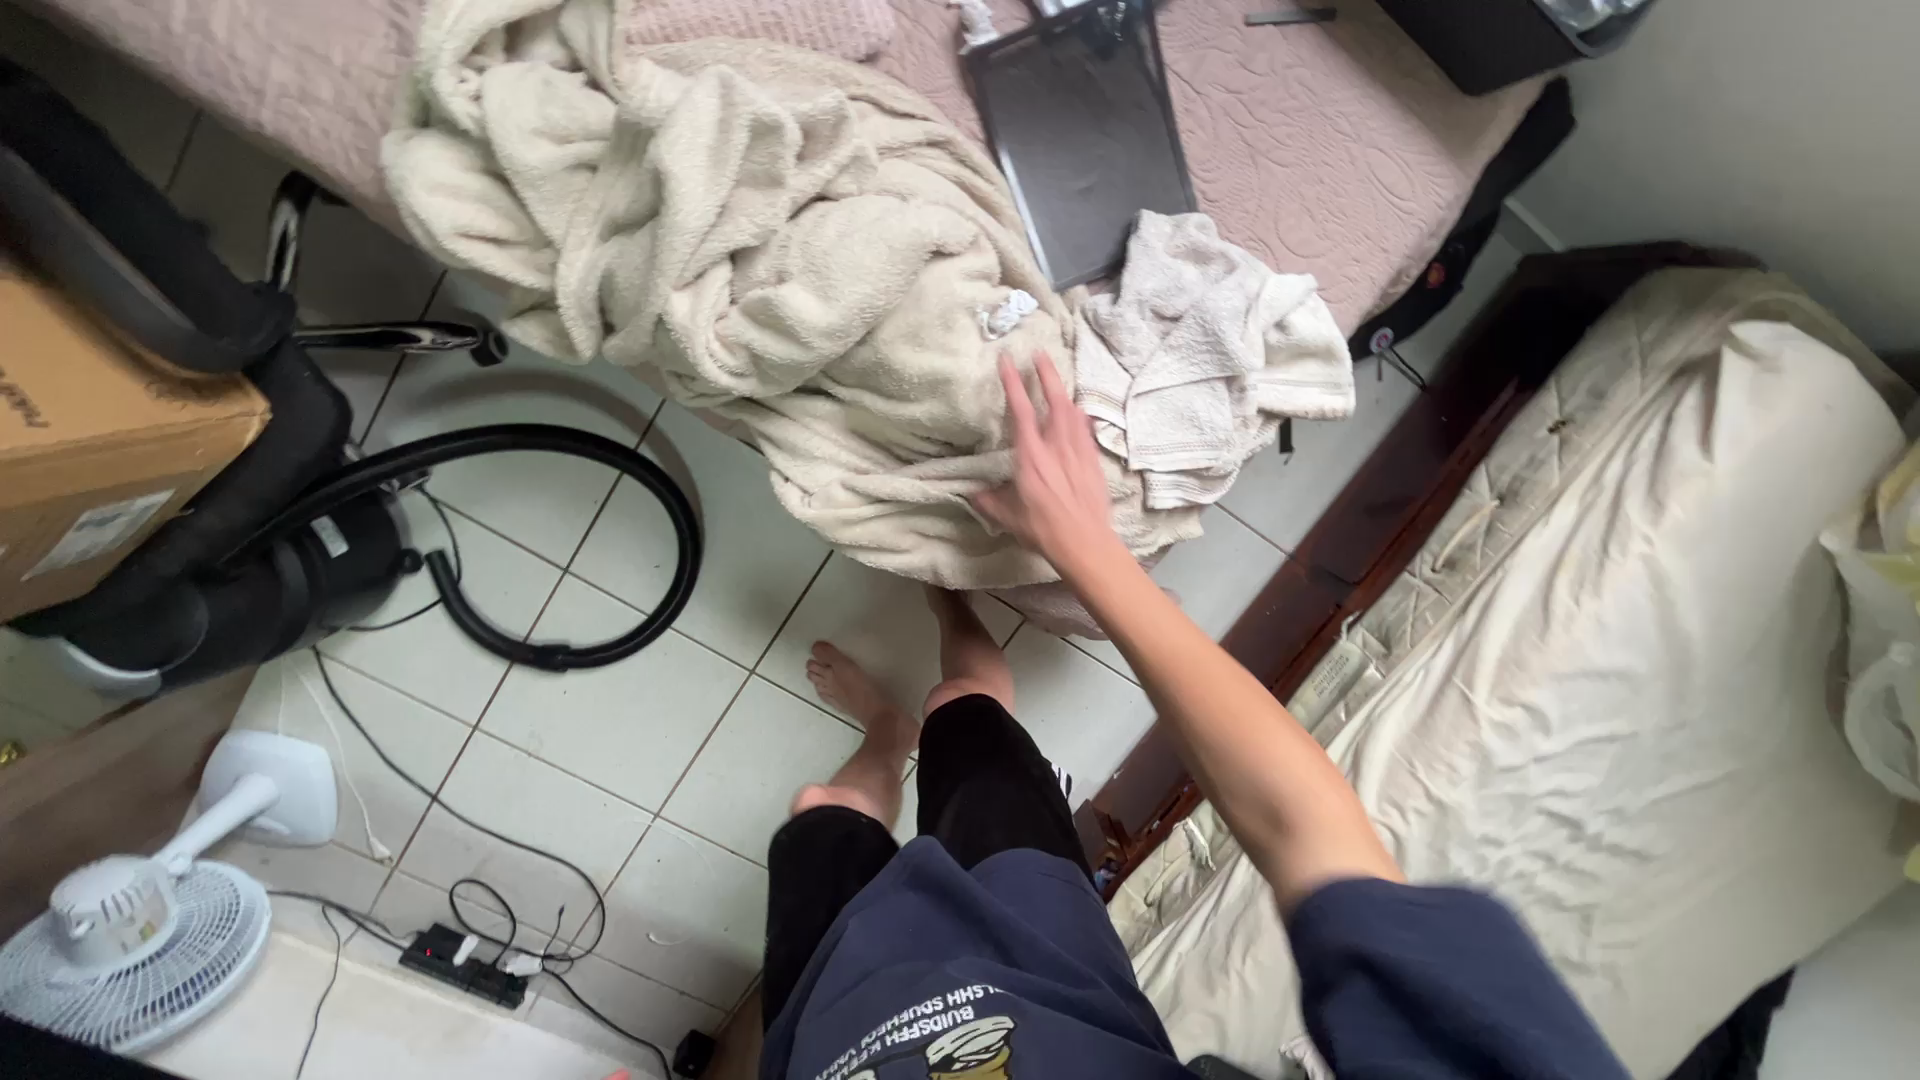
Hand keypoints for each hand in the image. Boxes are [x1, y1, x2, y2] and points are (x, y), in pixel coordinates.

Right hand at [973, 351, 1123, 577]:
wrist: (1085, 542)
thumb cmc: (1044, 530)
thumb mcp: (1009, 518)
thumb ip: (989, 501)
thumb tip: (972, 493)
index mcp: (1031, 457)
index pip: (1020, 411)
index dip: (1013, 383)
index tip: (1007, 361)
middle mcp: (1056, 448)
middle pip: (1054, 401)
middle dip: (1046, 374)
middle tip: (1040, 353)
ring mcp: (1078, 452)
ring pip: (1072, 412)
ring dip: (1063, 391)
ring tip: (1057, 379)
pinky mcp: (1093, 462)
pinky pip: (1086, 431)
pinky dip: (1080, 417)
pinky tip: (1080, 412)